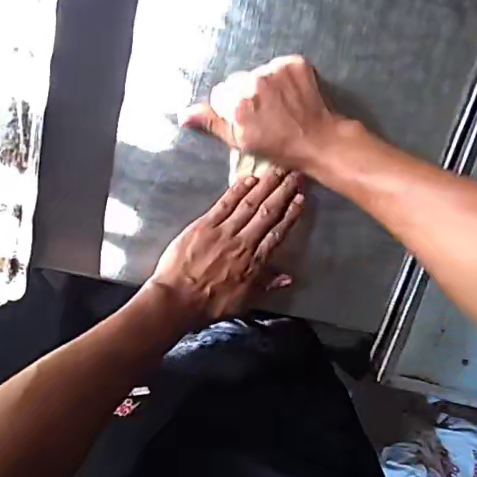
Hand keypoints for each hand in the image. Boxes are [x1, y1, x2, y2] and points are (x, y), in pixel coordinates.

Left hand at [144, 170, 306, 326]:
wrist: (176, 300)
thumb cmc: (209, 305)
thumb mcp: (242, 301)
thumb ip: (265, 284)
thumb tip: (288, 277)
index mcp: (254, 263)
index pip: (277, 233)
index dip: (291, 215)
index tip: (300, 199)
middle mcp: (242, 243)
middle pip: (267, 213)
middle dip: (282, 192)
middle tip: (295, 174)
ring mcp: (222, 232)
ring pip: (249, 204)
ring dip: (265, 185)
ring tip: (277, 170)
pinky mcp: (202, 225)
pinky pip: (224, 204)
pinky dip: (237, 190)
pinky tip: (249, 179)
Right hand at [180, 56, 356, 174]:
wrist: (318, 139)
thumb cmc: (277, 146)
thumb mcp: (239, 141)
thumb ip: (210, 123)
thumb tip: (183, 114)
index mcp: (236, 103)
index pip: (220, 93)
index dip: (230, 107)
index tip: (246, 118)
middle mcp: (253, 82)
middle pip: (237, 80)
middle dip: (245, 93)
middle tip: (263, 112)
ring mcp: (276, 70)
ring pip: (257, 72)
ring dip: (264, 84)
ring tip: (279, 104)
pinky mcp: (294, 63)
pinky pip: (278, 65)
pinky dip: (282, 76)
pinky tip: (290, 93)